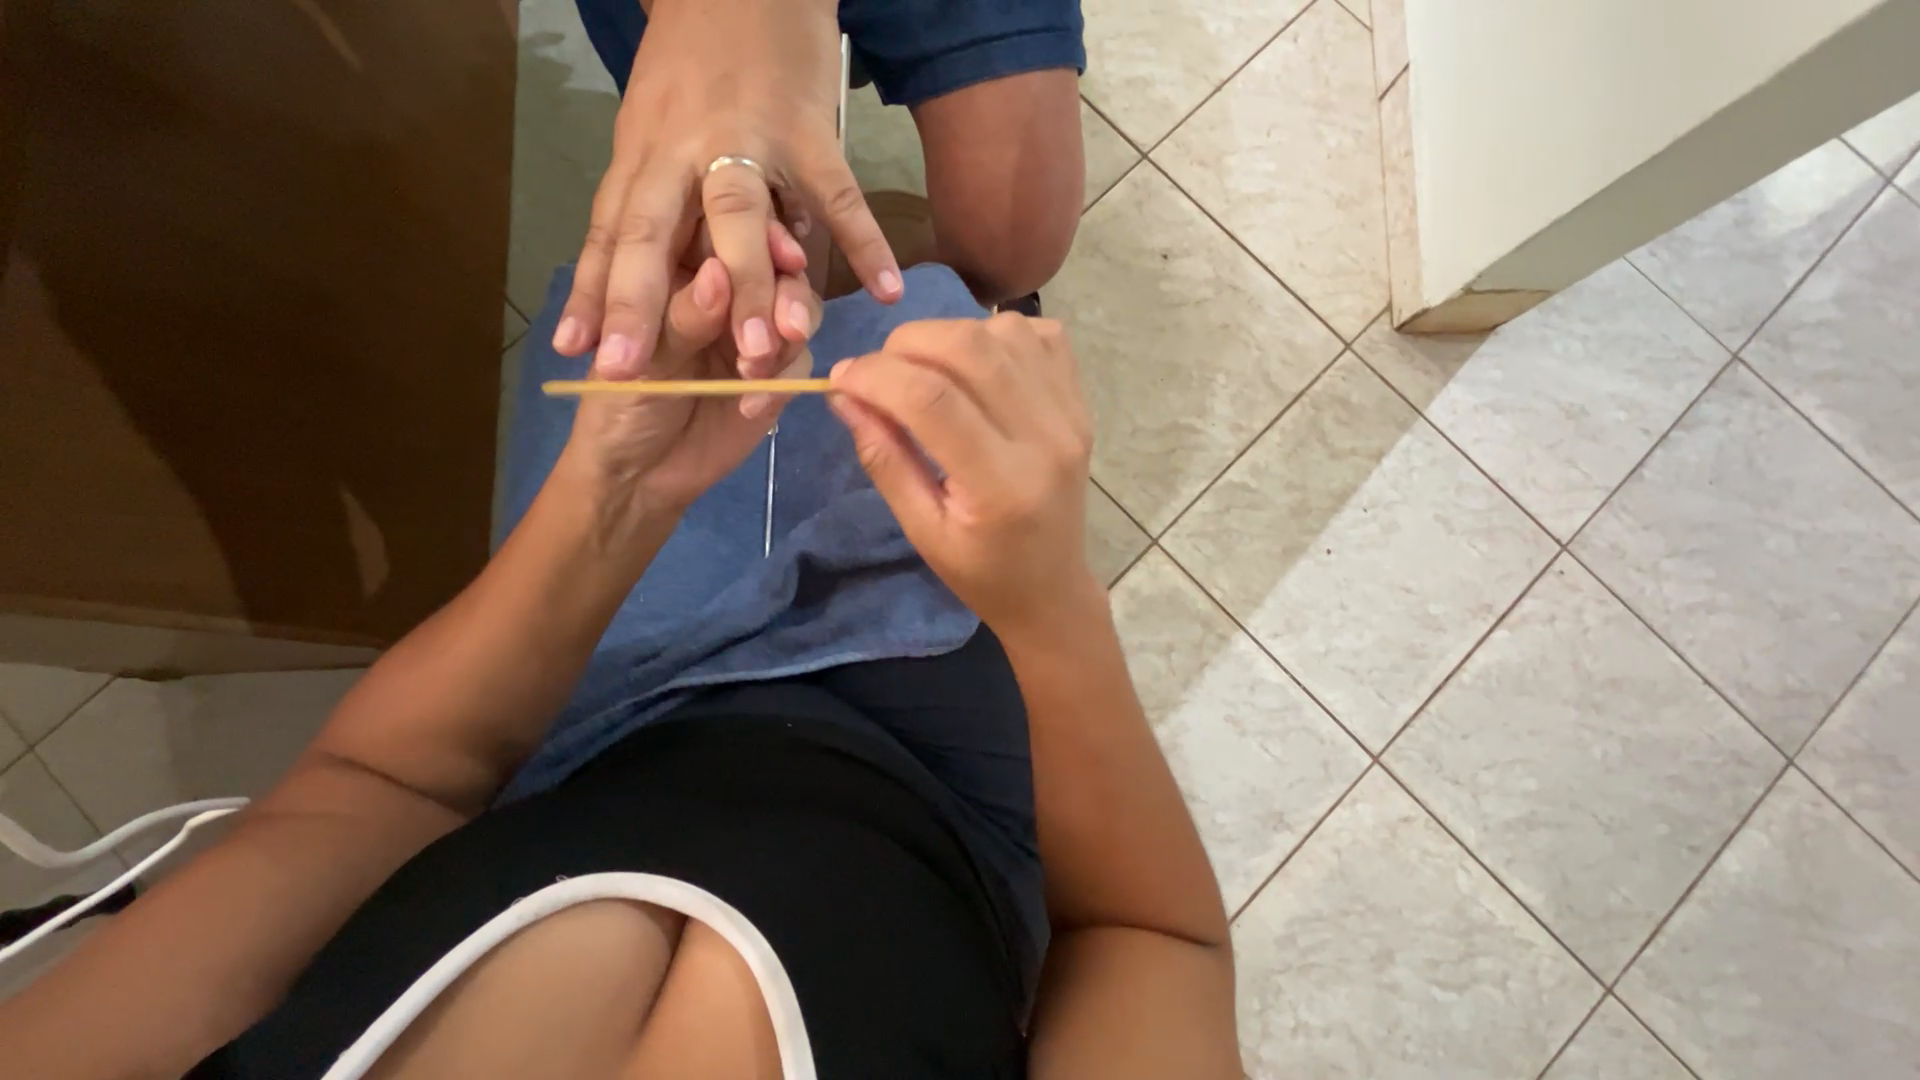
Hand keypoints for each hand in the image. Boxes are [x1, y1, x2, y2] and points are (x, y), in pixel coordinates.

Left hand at [551, 0, 899, 380]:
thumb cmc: (695, 65)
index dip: (593, 295)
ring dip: (752, 285)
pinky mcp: (811, 130)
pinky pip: (839, 193)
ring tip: (760, 349)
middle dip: (639, 304)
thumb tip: (663, 291)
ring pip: (741, 216)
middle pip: (652, 231)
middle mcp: (681, 149)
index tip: (575, 357)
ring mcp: (748, 138)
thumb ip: (660, 207)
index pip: (611, 234)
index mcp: (642, 156)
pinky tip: (886, 291)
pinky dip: (864, 241)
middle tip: (628, 373)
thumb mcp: (655, 133)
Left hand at [560, 223, 821, 519]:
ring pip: (798, 312)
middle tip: (785, 325)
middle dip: (782, 294)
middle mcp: (725, 292)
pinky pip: (798, 365)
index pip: (725, 236)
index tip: (777, 253)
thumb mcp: (642, 359)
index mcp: (680, 270)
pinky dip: (781, 382)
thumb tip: (720, 275)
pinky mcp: (776, 375)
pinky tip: (752, 407)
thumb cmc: (618, 407)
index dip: (755, 240)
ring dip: (788, 333)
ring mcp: (755, 333)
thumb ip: (681, 318)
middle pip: (776, 269)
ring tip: (758, 367)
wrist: (639, 478)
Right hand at [827, 315, 1103, 637]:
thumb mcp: (922, 530)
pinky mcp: (1081, 404)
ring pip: (1004, 333)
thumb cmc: (981, 571)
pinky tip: (978, 365)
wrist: (1052, 588)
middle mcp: (1045, 438)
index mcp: (1001, 485)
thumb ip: (884, 459)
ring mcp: (1071, 416)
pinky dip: (999, 334)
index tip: (842, 378)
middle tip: (880, 371)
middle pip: (970, 348)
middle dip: (907, 343)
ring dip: (951, 336)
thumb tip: (843, 394)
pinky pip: (1041, 336)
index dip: (877, 375)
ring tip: (927, 369)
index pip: (932, 400)